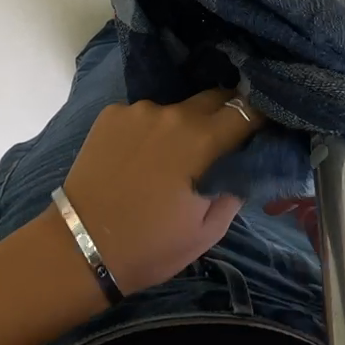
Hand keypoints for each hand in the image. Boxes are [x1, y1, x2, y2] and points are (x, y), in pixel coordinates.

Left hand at [60, 89, 261, 293]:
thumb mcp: (208, 230)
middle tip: (222, 140)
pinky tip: (138, 156)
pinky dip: (149, 129)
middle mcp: (172, 113)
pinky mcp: (111, 112)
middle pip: (213, 97)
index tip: (263, 127)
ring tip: (170, 156)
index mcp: (202, 140)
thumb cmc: (152, 246)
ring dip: (183, 124)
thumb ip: (235, 187)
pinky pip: (144, 114)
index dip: (259, 117)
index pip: (247, 110)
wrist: (82, 245)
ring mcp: (138, 109)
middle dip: (225, 113)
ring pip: (176, 108)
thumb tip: (247, 160)